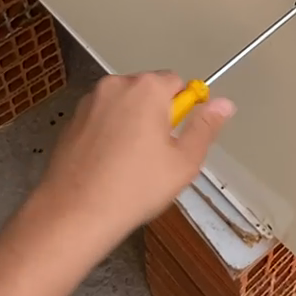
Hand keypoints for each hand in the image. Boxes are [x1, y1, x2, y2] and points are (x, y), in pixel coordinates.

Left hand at [32, 72, 232, 244]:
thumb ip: (205, 127)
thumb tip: (224, 103)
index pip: (177, 82)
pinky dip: (108, 132)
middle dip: (156, 114)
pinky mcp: (72, 119)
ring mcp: (89, 101)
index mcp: (147, 88)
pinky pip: (101, 117)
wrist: (75, 212)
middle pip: (148, 90)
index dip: (182, 110)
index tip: (177, 138)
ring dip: (131, 122)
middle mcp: (116, 85)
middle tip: (156, 155)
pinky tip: (108, 165)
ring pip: (123, 104)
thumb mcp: (184, 162)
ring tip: (130, 164)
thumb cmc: (135, 188)